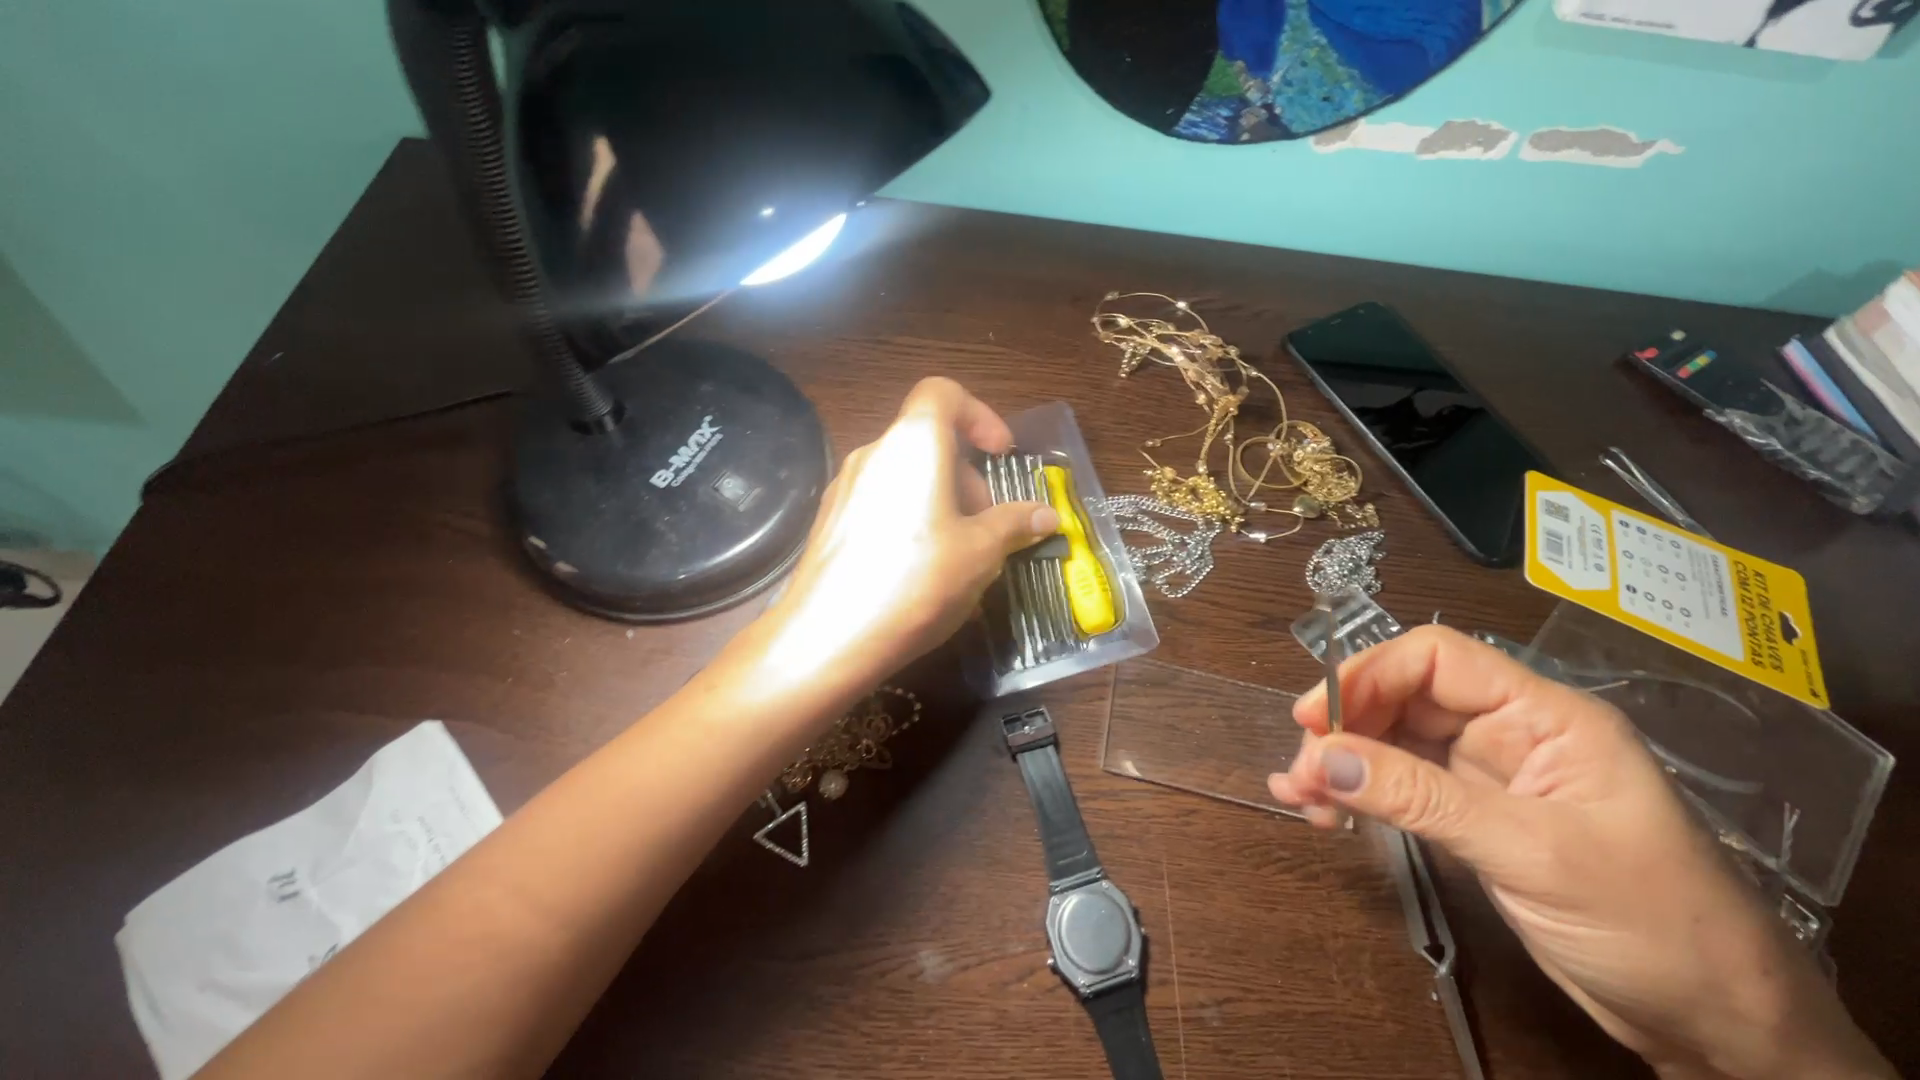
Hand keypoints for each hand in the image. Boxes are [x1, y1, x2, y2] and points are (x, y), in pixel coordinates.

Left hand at [754, 378, 1056, 690]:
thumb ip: (1014, 525)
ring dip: (943, 504)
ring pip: (906, 477)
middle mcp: (872, 455)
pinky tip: (923, 575)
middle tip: (990, 527)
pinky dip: (912, 522)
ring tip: (961, 558)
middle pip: (928, 441)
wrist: (826, 640)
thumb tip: (1046, 514)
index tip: (1000, 455)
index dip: (980, 415)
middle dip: (967, 477)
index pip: (943, 393)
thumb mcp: (980, 554)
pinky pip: (883, 505)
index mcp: (912, 445)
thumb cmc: (915, 582)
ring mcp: (844, 489)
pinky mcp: (830, 523)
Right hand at [1269, 626, 1890, 1079]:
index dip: (1369, 675)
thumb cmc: (1652, 923)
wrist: (1720, 1025)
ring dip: (1341, 763)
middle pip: (1405, 698)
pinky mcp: (1473, 821)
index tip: (1314, 719)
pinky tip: (1324, 811)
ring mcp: (1489, 779)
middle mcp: (1510, 735)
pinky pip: (1400, 789)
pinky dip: (1358, 794)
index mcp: (1544, 716)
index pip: (1438, 659)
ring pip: (1393, 743)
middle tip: (1300, 772)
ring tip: (1299, 796)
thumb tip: (1323, 757)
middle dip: (1345, 727)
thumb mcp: (1532, 853)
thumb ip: (1422, 799)